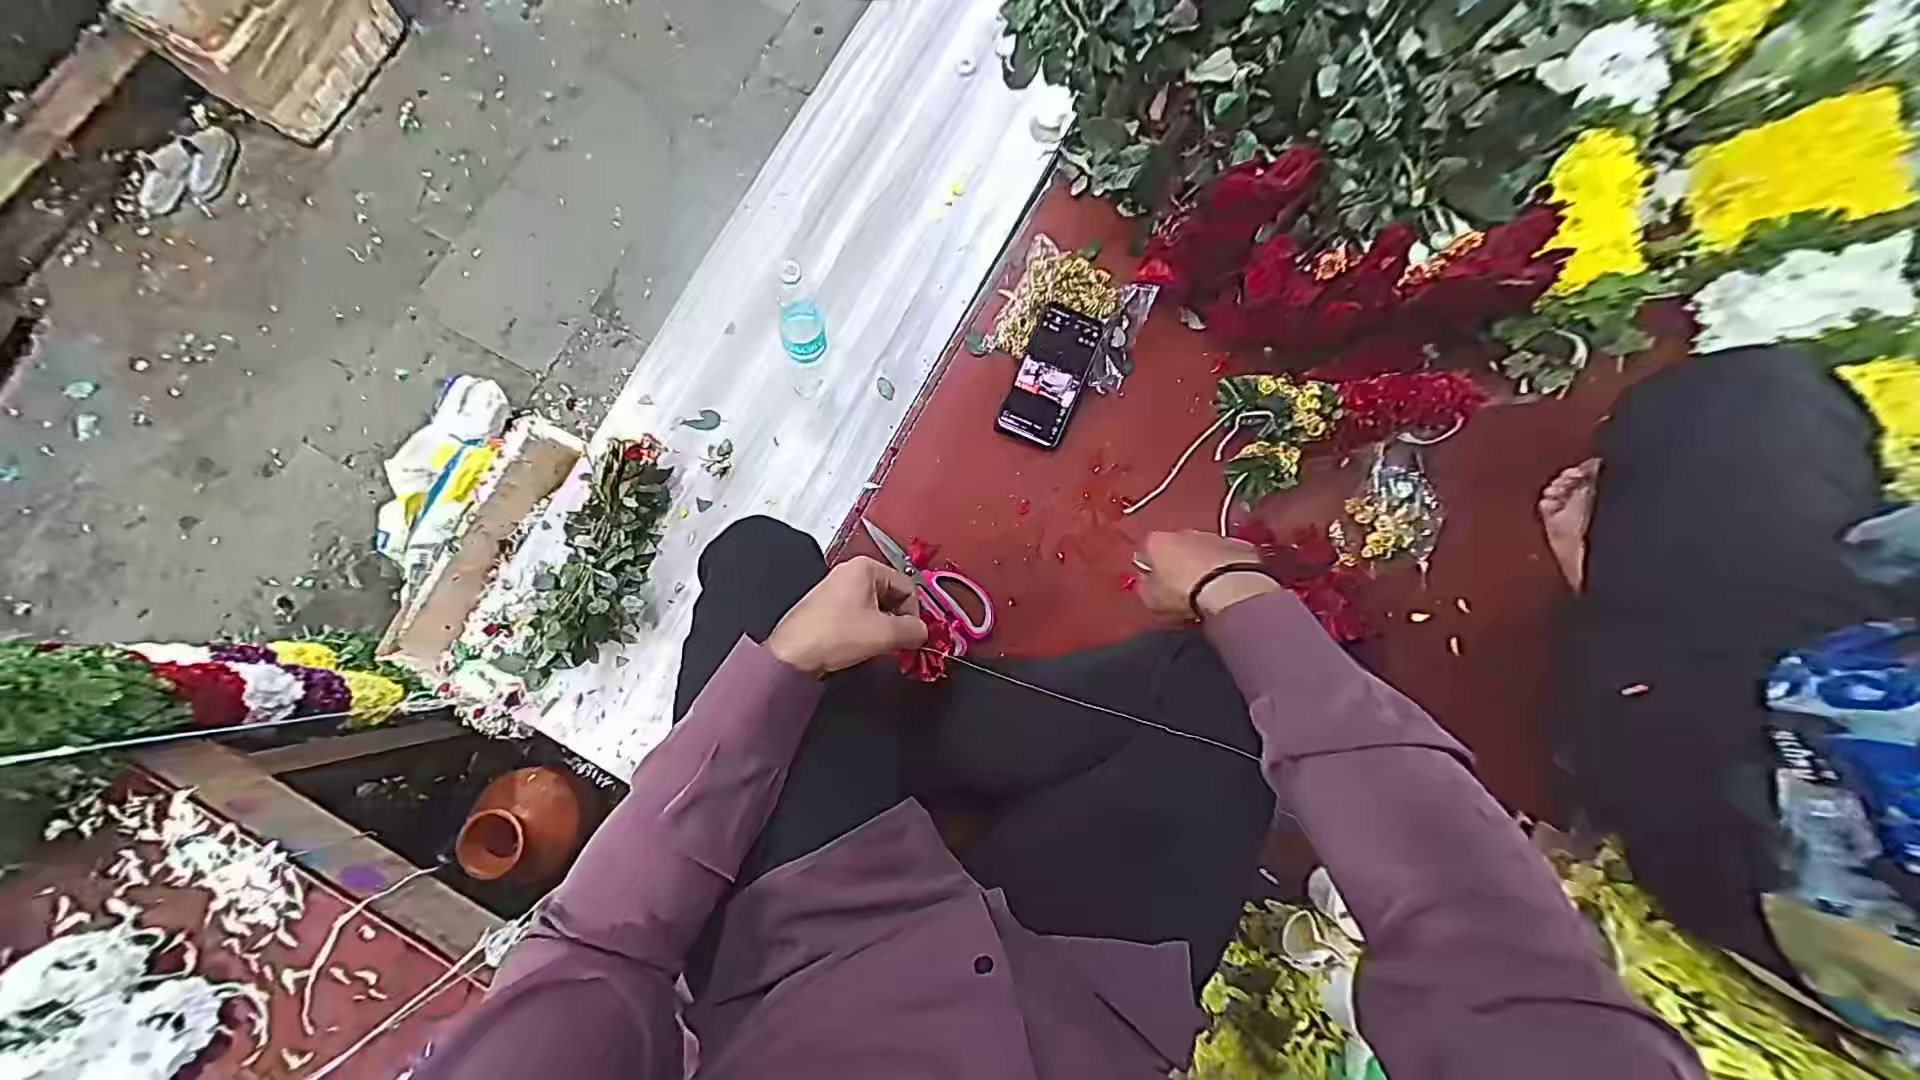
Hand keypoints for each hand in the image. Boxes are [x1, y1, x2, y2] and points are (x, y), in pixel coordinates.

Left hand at [766, 557, 927, 674]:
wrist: (791, 655)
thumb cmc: (834, 636)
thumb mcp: (885, 634)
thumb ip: (914, 630)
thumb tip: (922, 632)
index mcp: (866, 568)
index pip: (908, 587)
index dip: (914, 614)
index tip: (911, 635)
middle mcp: (850, 572)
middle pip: (893, 596)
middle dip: (898, 622)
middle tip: (896, 644)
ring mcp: (837, 589)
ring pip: (877, 608)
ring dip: (883, 629)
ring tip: (877, 647)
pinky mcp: (828, 607)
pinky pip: (859, 615)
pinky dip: (866, 631)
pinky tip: (860, 647)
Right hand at [1136, 530, 1279, 619]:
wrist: (1229, 589)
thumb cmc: (1182, 593)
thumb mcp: (1152, 599)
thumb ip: (1145, 587)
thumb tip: (1147, 582)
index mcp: (1156, 542)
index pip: (1147, 552)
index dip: (1151, 569)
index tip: (1157, 585)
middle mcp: (1183, 532)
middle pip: (1176, 547)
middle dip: (1179, 562)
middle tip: (1184, 587)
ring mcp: (1213, 536)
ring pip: (1203, 549)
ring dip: (1203, 563)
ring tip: (1209, 587)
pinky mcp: (1239, 544)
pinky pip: (1227, 555)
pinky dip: (1226, 565)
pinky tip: (1228, 583)